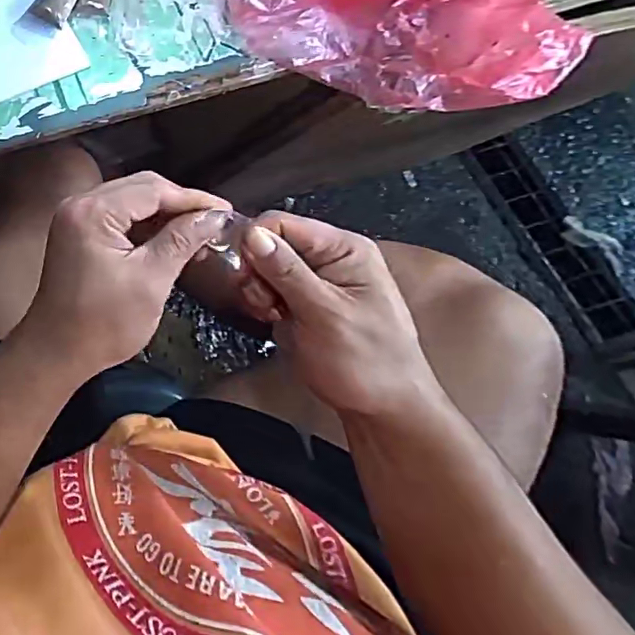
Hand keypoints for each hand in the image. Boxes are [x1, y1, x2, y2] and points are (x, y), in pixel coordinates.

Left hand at [13, 172, 232, 377]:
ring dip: (163, 212)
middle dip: (179, 202)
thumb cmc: (103, 323)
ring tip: (199, 229)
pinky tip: (170, 238)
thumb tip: (214, 217)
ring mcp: (75, 216)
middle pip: (140, 187)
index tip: (226, 211)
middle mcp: (79, 204)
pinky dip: (144, 223)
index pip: (152, 189)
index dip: (193, 199)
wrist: (56, 351)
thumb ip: (181, 241)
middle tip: (216, 219)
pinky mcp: (77, 231)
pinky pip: (117, 214)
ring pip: (130, 199)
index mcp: (93, 211)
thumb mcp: (150, 281)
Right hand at [239, 211, 443, 418]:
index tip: (250, 276)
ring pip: (263, 265)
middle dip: (256, 271)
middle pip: (268, 242)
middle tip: (266, 302)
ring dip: (258, 289)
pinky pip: (268, 286)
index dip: (256, 244)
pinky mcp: (302, 299)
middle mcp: (329, 257)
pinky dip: (262, 301)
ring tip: (273, 314)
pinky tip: (275, 318)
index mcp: (344, 249)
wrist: (383, 411)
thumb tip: (253, 234)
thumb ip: (287, 271)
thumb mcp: (325, 314)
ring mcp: (315, 279)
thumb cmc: (368, 364)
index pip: (281, 223)